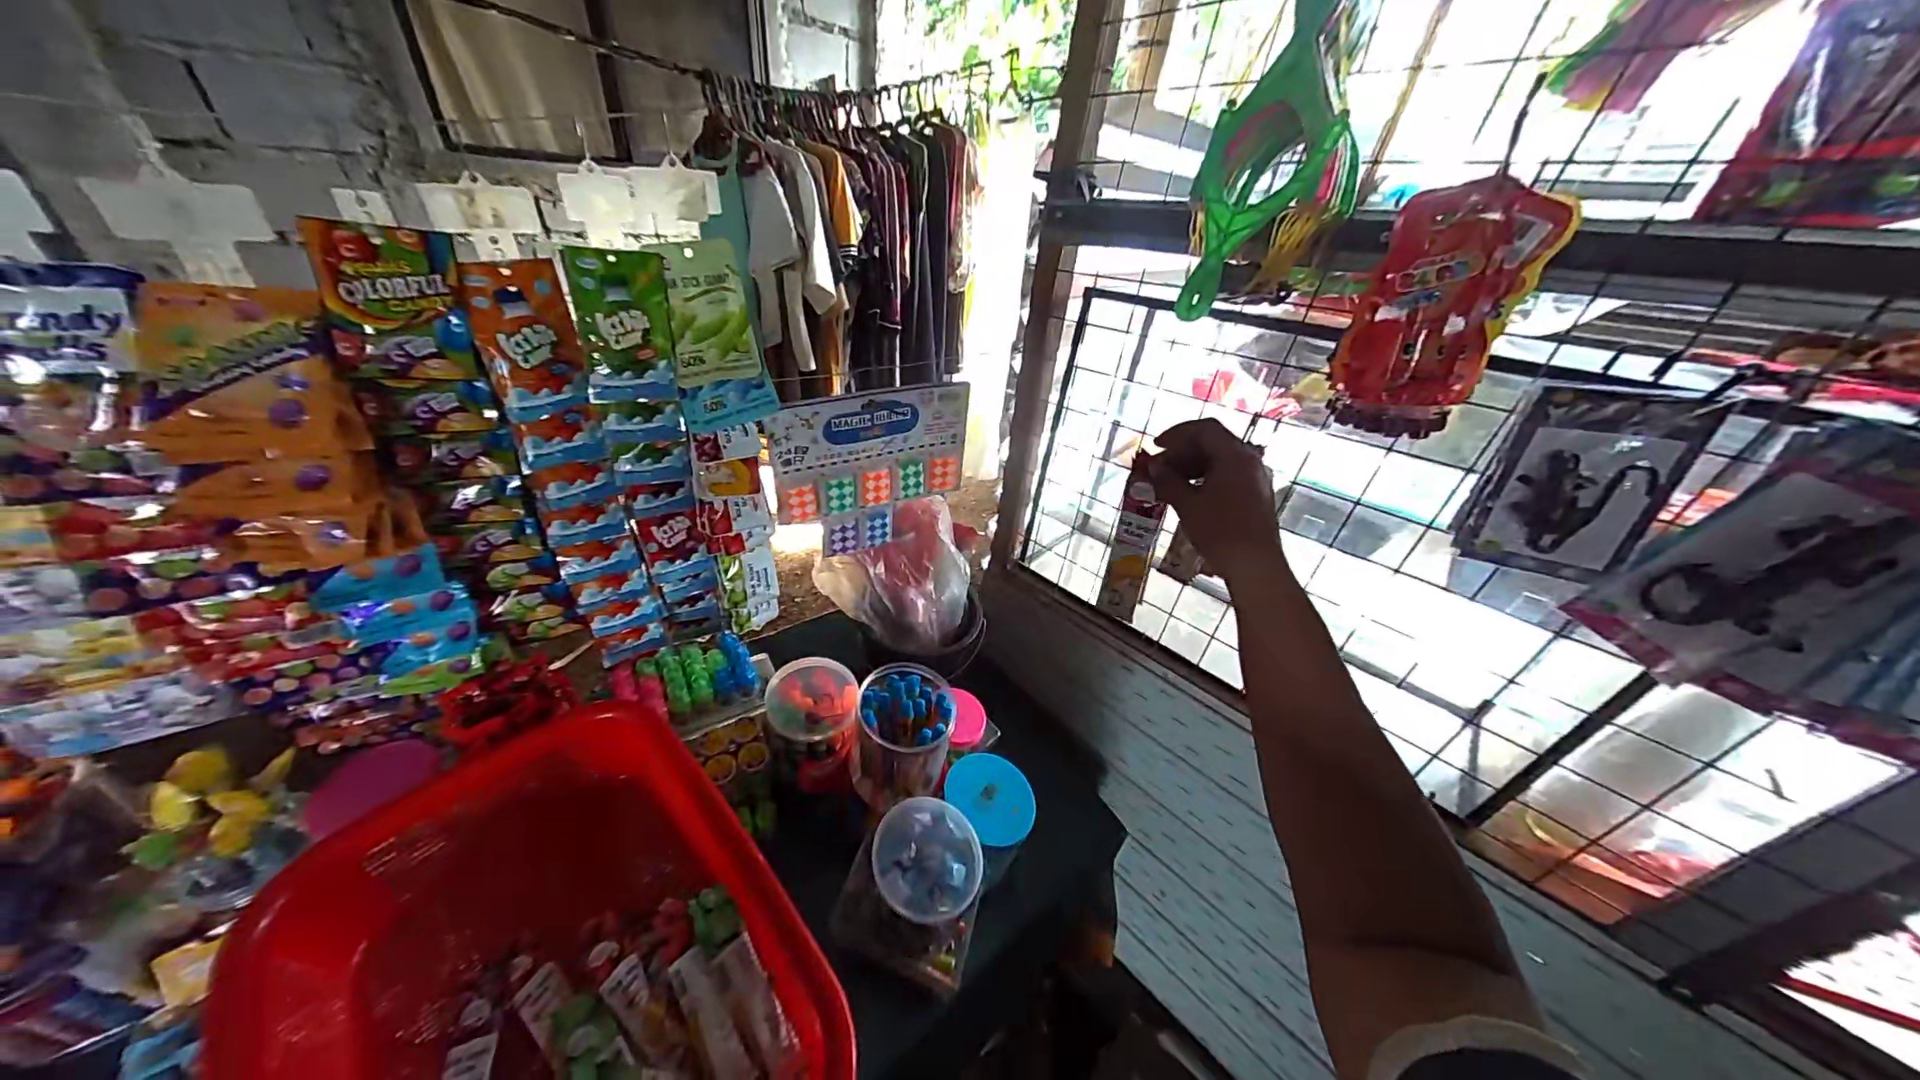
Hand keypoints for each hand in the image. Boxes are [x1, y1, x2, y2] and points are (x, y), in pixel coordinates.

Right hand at [1146, 419, 1284, 579]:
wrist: (1255, 565)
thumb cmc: (1220, 531)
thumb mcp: (1187, 505)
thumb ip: (1168, 481)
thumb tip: (1152, 468)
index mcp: (1235, 456)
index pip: (1204, 429)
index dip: (1176, 434)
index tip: (1155, 446)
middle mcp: (1249, 460)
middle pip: (1213, 443)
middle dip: (1182, 452)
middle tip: (1158, 467)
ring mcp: (1255, 477)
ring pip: (1220, 459)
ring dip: (1192, 465)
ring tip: (1168, 482)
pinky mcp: (1256, 494)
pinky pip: (1228, 474)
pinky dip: (1205, 477)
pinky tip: (1189, 493)